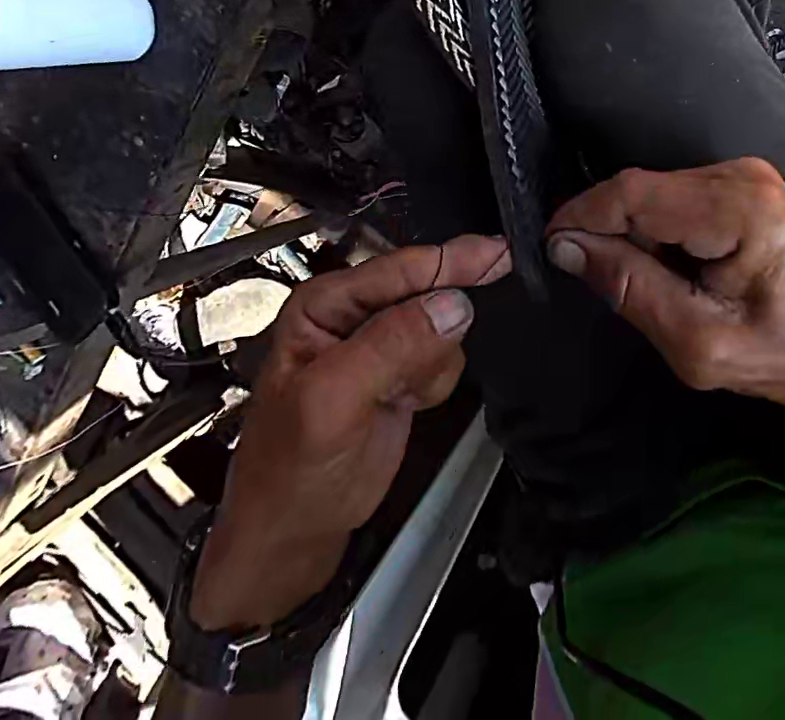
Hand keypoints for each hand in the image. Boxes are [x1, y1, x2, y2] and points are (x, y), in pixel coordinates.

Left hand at [189, 234, 511, 630]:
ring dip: (436, 361)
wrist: (294, 529)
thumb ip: (391, 346)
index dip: (451, 261)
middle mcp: (354, 317)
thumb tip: (451, 305)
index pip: (399, 269)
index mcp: (325, 305)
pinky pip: (445, 358)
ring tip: (400, 394)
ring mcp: (382, 346)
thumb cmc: (287, 469)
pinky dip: (437, 381)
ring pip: (443, 325)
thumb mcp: (332, 402)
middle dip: (444, 318)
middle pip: (427, 290)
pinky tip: (406, 403)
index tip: (497, 255)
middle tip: (458, 336)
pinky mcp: (402, 374)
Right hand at [544, 158, 784, 414]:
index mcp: (740, 211)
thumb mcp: (696, 340)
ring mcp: (740, 173)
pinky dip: (649, 231)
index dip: (581, 216)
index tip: (551, 247)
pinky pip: (666, 198)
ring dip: (627, 234)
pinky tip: (665, 265)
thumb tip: (566, 248)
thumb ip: (628, 288)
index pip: (633, 195)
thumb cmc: (782, 355)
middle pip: (638, 191)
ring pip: (647, 193)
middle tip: (597, 278)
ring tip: (642, 280)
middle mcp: (740, 175)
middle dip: (605, 232)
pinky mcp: (734, 182)